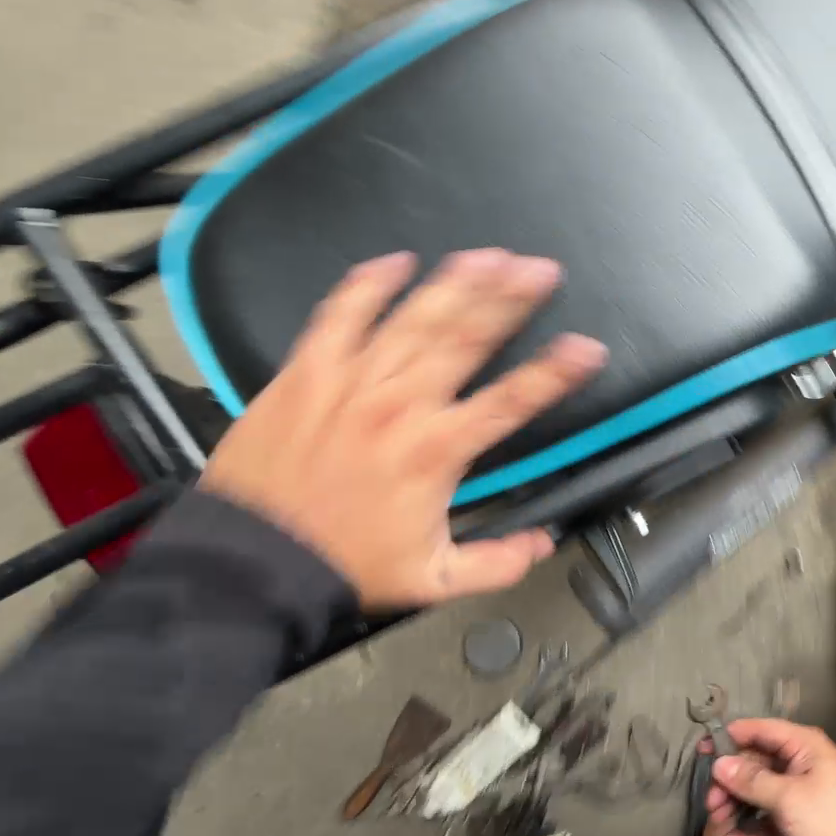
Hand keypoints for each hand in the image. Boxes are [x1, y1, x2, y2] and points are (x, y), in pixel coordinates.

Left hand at [200, 249, 605, 607]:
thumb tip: (543, 541)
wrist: (249, 561)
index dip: (556, 371)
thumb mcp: (434, 579)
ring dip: (454, 284)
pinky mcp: (306, 375)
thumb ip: (498, 561)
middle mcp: (399, 407)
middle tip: (540, 270)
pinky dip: (365, 285)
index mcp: (436, 450)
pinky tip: (394, 262)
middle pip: (467, 339)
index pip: (513, 400)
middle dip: (510, 299)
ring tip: (488, 256)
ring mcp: (350, 384)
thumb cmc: (343, 563)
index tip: (585, 349)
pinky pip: (338, 317)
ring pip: (411, 319)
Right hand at [706, 719, 835, 835]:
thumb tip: (721, 763)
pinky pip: (771, 815)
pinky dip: (754, 826)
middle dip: (731, 780)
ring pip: (761, 790)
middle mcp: (801, 761)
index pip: (760, 729)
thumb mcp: (789, 797)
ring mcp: (802, 790)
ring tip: (718, 822)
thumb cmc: (833, 819)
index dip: (731, 736)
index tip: (702, 750)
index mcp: (803, 744)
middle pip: (757, 762)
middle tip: (710, 801)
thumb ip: (753, 780)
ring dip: (738, 804)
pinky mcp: (802, 817)